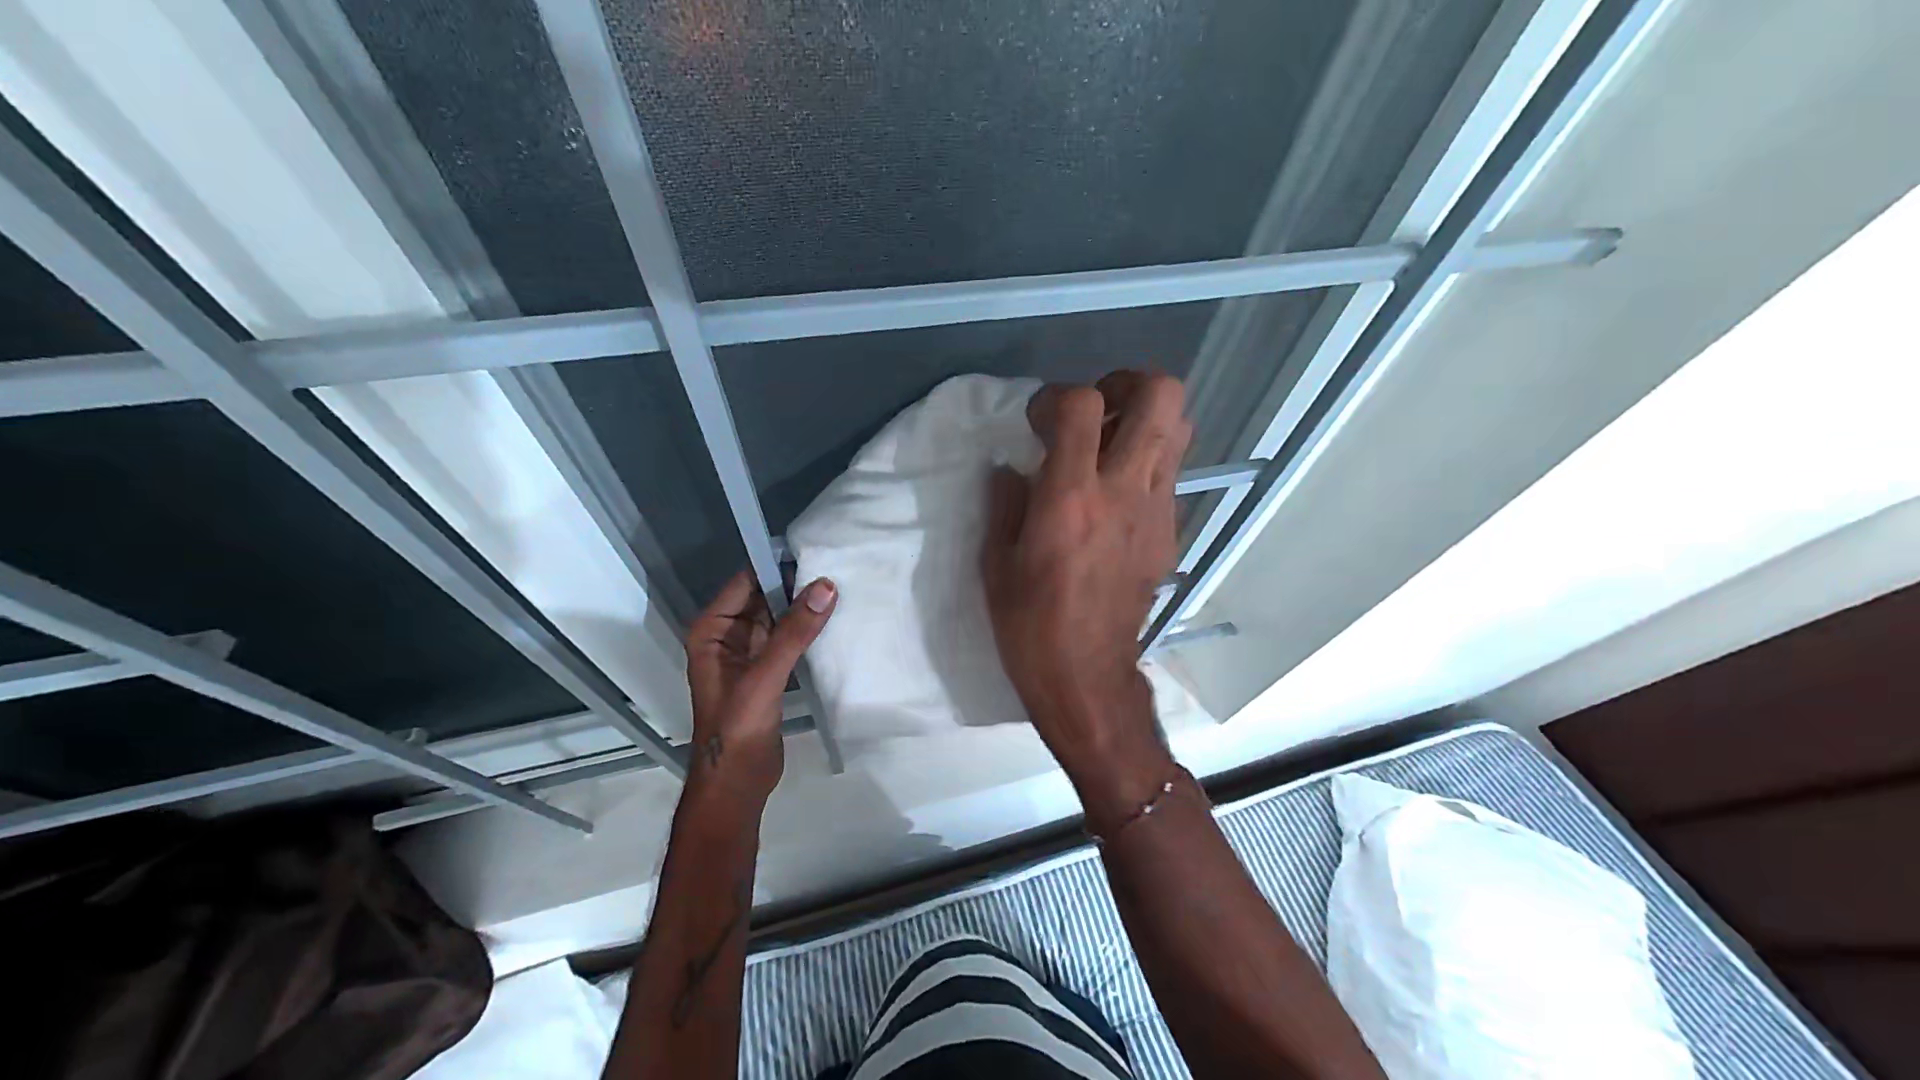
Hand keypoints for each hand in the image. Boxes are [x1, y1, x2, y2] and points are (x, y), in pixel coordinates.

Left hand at [685, 571, 836, 801]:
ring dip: (805, 607)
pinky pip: (789, 639)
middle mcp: (728, 635)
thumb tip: (826, 586)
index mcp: (712, 629)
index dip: (778, 566)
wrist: (736, 782)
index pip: (747, 582)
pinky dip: (808, 630)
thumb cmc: (736, 727)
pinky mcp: (768, 670)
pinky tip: (834, 622)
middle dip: (797, 584)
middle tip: (839, 568)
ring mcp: (749, 653)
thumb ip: (794, 632)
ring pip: (779, 617)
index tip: (817, 553)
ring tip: (843, 589)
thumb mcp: (764, 676)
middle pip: (765, 597)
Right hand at [982, 371, 1191, 829]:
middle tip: (1094, 408)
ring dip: (1144, 418)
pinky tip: (1116, 495)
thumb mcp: (994, 563)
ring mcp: (1156, 511)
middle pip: (1161, 395)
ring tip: (1108, 443)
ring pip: (1179, 427)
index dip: (1057, 395)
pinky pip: (1170, 473)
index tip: (1037, 422)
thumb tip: (1012, 470)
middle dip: (1127, 382)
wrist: (1087, 677)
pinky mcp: (1170, 533)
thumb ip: (1004, 502)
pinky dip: (1146, 462)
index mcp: (1070, 497)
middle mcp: (1123, 492)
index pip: (1083, 404)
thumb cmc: (1029, 625)